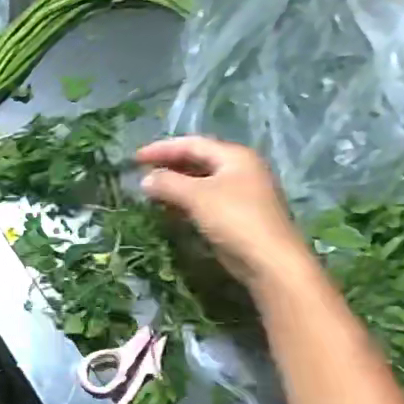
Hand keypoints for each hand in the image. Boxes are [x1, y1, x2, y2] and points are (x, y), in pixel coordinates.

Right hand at [135, 136, 312, 287]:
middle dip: (169, 165)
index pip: (192, 144)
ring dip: (175, 184)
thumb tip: (145, 179)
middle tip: (142, 173)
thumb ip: (168, 183)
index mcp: (234, 157)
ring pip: (201, 181)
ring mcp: (241, 193)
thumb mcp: (196, 196)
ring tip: (151, 191)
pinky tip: (170, 209)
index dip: (162, 148)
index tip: (135, 158)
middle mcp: (240, 169)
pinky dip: (185, 200)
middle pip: (198, 160)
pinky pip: (205, 199)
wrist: (268, 260)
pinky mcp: (237, 215)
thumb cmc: (234, 219)